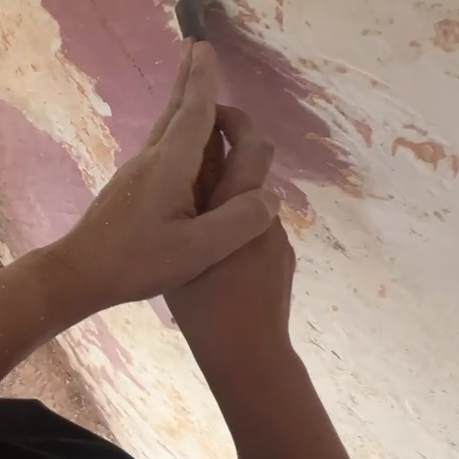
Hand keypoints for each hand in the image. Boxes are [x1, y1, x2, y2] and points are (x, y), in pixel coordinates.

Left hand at [42, 42, 279, 315]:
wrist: (78, 273)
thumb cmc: (135, 263)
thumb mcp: (197, 250)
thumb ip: (238, 222)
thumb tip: (269, 197)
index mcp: (168, 167)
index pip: (193, 114)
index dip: (203, 81)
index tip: (205, 48)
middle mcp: (150, 161)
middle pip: (174, 112)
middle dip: (189, 80)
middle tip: (195, 46)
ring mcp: (136, 175)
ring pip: (165, 130)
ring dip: (182, 103)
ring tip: (194, 85)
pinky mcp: (131, 190)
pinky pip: (162, 150)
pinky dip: (178, 131)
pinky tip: (184, 144)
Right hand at [164, 105, 296, 372]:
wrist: (247, 351)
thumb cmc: (204, 305)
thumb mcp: (180, 254)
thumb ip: (183, 212)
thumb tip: (179, 178)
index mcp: (238, 209)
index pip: (248, 145)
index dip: (231, 118)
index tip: (206, 106)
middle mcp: (264, 216)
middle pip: (255, 161)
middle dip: (232, 138)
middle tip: (199, 135)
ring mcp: (275, 237)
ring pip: (251, 196)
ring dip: (227, 187)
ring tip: (189, 205)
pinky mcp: (279, 257)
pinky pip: (254, 225)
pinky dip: (233, 220)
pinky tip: (208, 245)